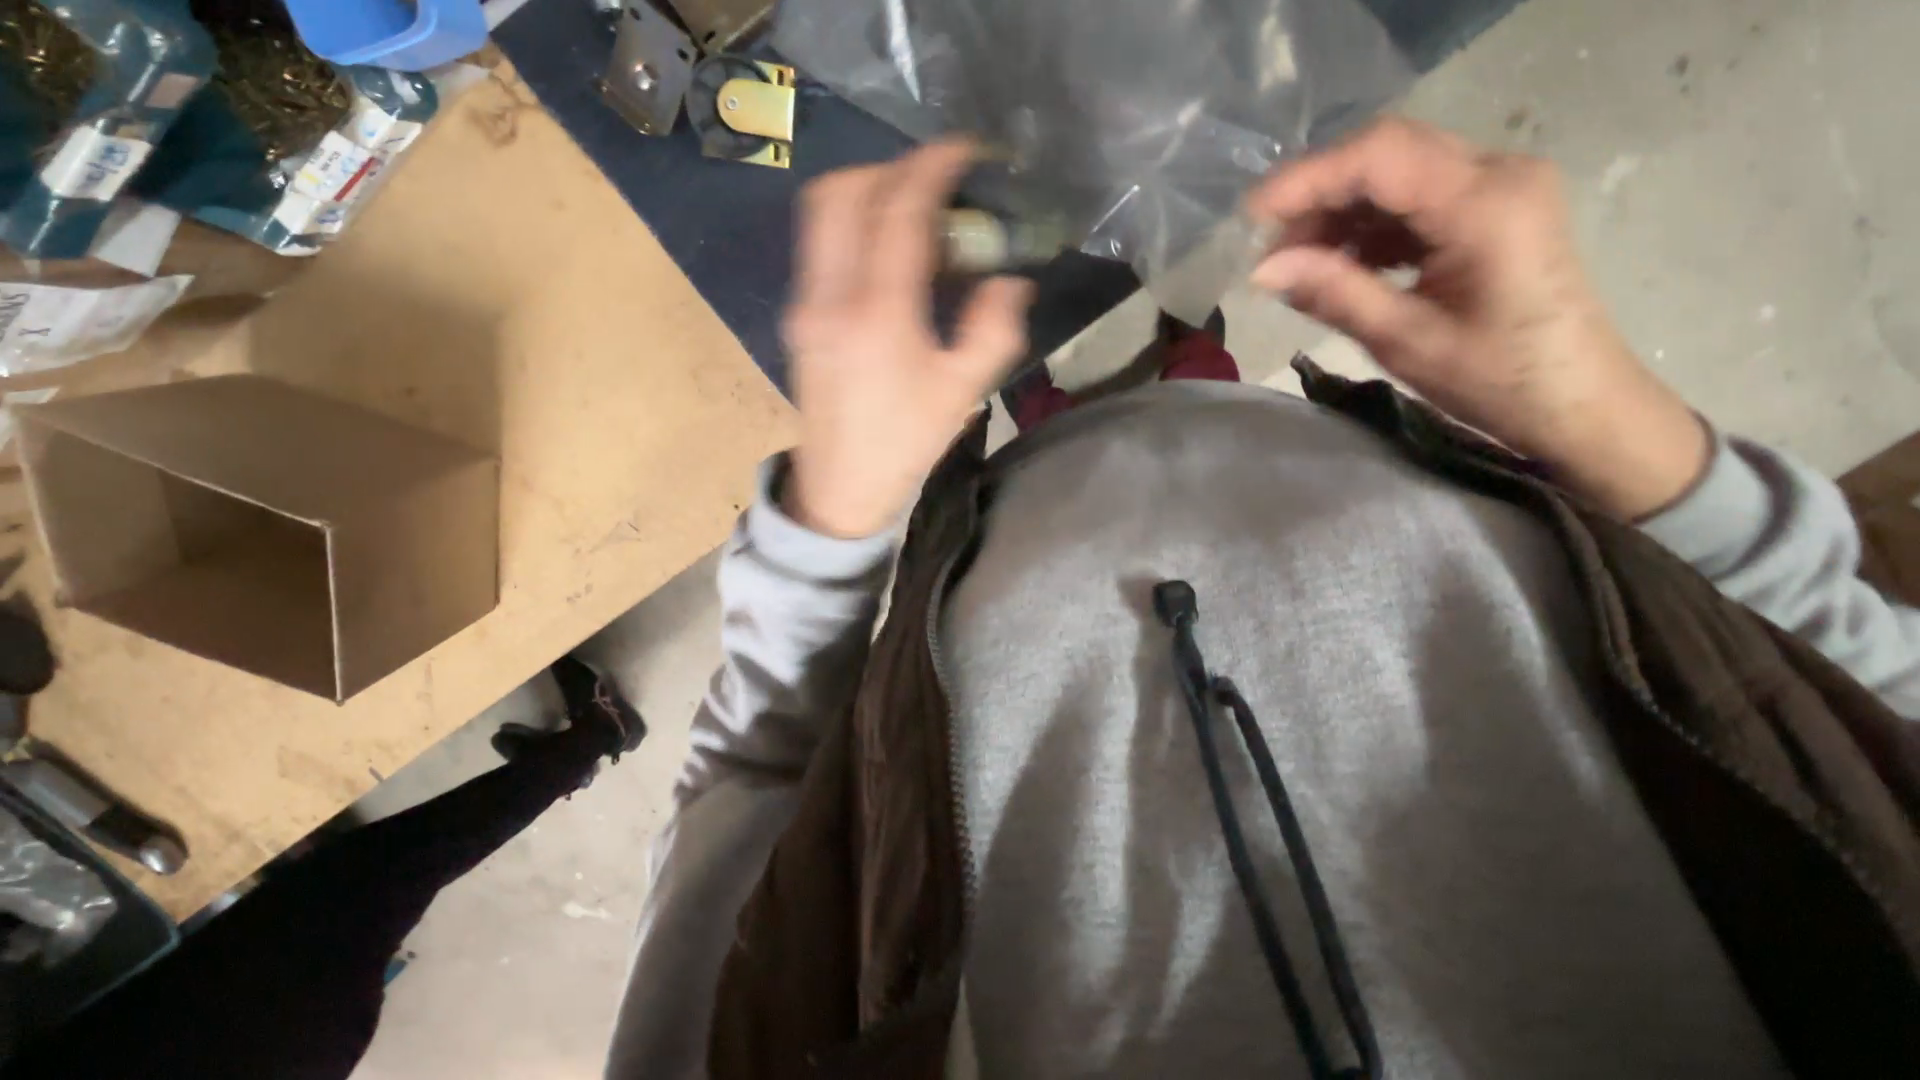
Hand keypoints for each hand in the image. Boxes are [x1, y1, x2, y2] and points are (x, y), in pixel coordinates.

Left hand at [782, 140, 1034, 537]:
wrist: (839, 488)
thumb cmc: (905, 443)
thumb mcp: (964, 392)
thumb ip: (993, 330)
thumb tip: (1009, 278)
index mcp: (879, 314)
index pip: (899, 212)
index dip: (931, 168)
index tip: (962, 150)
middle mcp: (831, 296)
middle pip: (843, 193)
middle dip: (891, 168)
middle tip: (933, 178)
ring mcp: (805, 302)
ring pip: (820, 212)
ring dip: (864, 190)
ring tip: (909, 205)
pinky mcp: (797, 314)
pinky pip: (818, 242)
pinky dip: (850, 221)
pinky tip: (885, 246)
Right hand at [1246, 118, 1708, 519]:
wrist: (1580, 403)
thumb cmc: (1499, 381)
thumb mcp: (1405, 340)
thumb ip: (1333, 293)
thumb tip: (1262, 269)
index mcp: (1485, 202)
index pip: (1379, 156)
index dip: (1307, 178)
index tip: (1250, 217)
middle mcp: (1499, 172)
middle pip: (1387, 153)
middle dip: (1319, 194)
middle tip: (1271, 248)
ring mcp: (1501, 185)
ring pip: (1398, 171)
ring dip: (1341, 210)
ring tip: (1297, 263)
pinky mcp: (1495, 206)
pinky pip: (1417, 196)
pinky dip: (1370, 223)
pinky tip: (1339, 262)